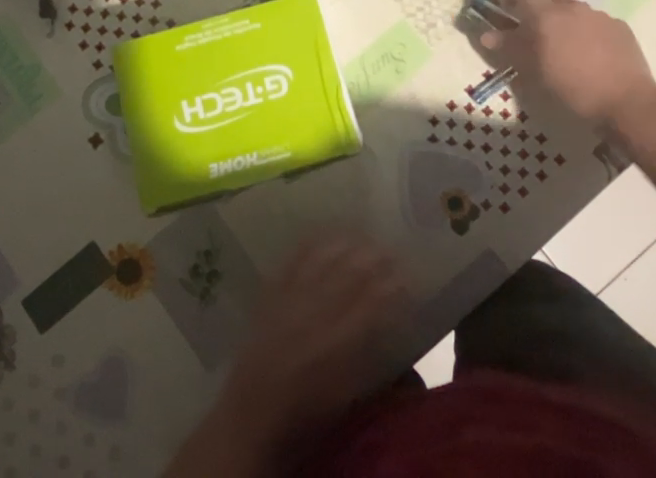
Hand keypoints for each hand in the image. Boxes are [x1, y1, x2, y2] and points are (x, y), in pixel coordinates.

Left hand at [217, 235, 407, 441]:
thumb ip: (370, 356)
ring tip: (362, 236)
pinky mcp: (268, 300)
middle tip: (391, 251)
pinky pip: (290, 264)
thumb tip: (391, 322)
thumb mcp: (347, 395)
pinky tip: (321, 234)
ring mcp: (289, 304)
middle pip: (349, 275)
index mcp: (340, 345)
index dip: (393, 286)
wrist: (249, 421)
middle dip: (374, 258)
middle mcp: (315, 318)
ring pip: (321, 262)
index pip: (374, 303)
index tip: (407, 277)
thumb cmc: (305, 417)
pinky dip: (308, 246)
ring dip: (344, 245)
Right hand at [478, 0, 655, 131]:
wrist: (626, 102)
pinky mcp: (619, 27)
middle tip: (533, 35)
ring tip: (565, 50)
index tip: (506, 3)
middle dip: (538, 10)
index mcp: (546, 15)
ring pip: (573, 11)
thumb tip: (487, 35)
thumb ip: (510, 48)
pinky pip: (595, 23)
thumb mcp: (534, 71)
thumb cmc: (572, 88)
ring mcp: (599, 15)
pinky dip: (587, 33)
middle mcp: (573, 7)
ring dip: (563, 23)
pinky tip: (591, 56)